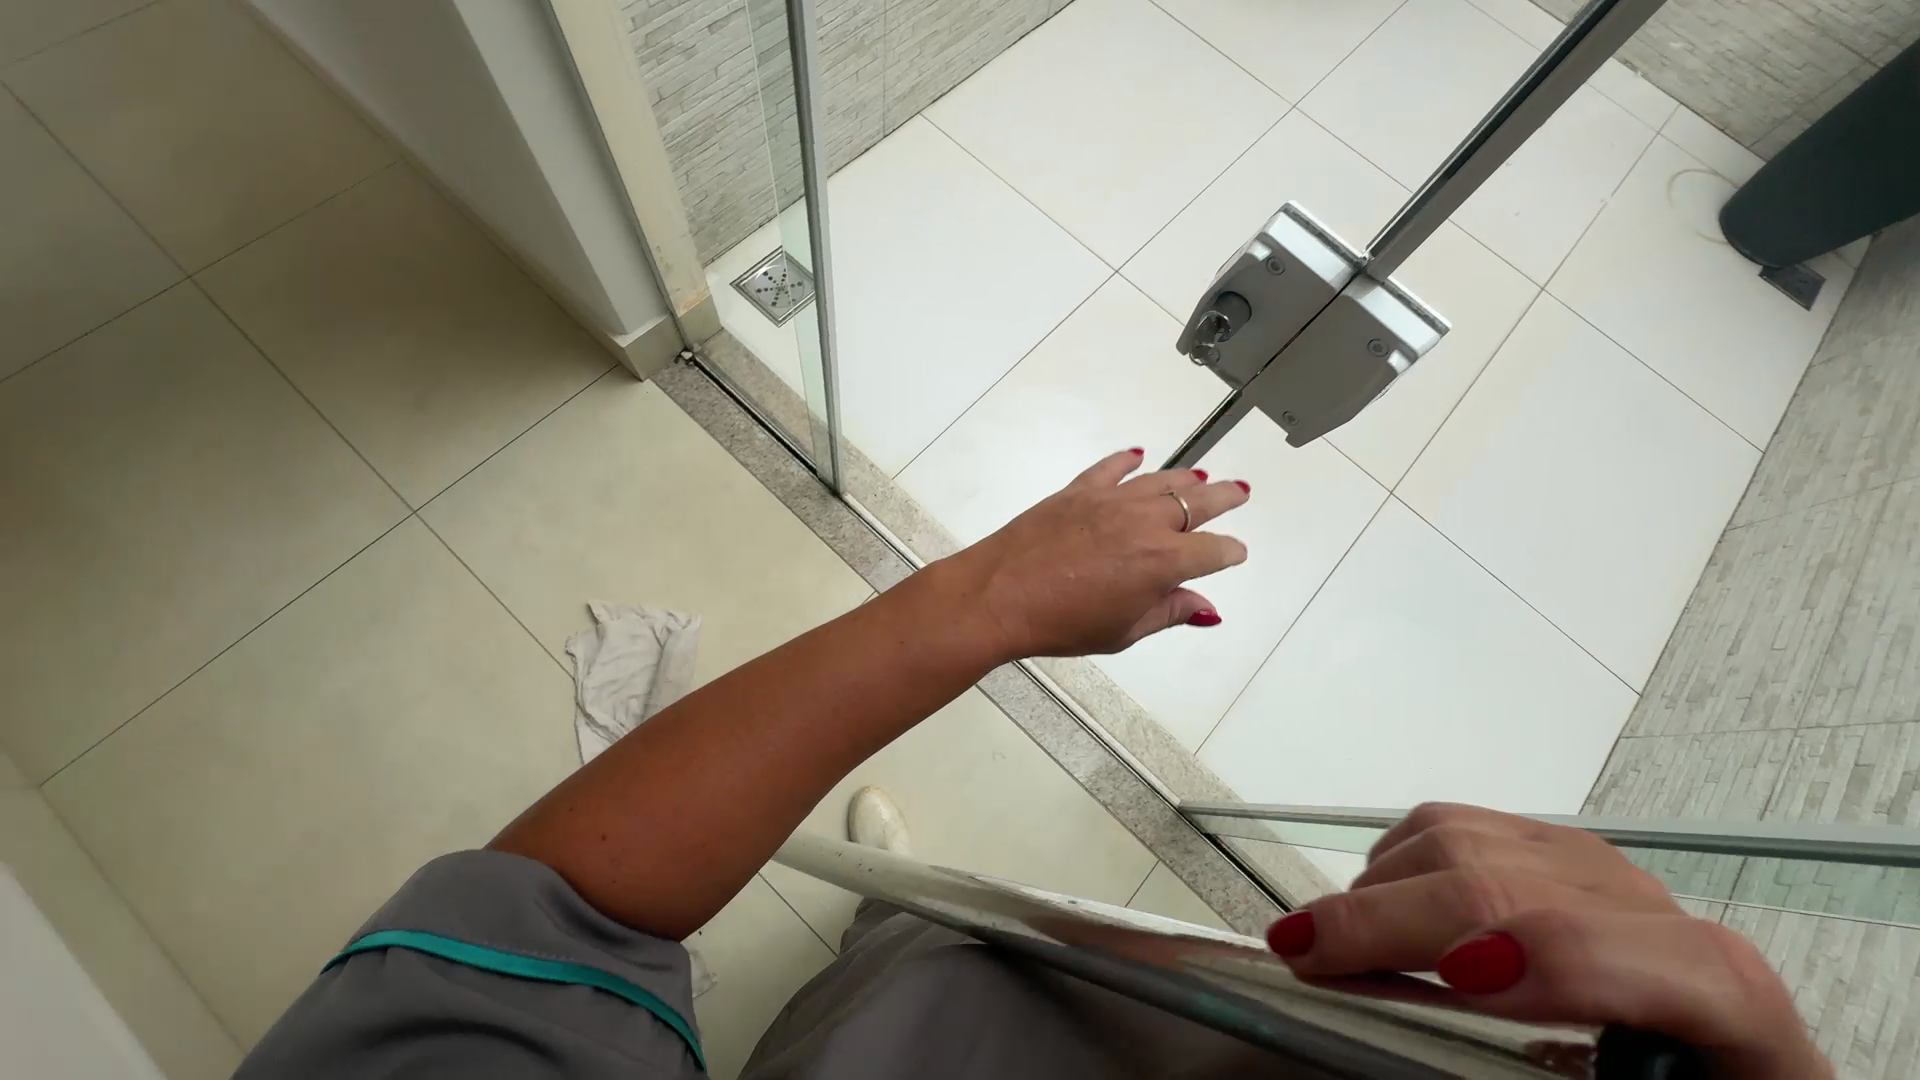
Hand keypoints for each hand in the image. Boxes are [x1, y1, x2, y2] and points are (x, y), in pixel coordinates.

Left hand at [937, 448, 1249, 660]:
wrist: (1000, 595)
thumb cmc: (1061, 623)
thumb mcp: (1123, 631)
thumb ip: (1169, 613)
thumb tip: (1205, 608)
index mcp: (1163, 562)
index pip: (1213, 551)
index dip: (1228, 553)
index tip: (1235, 554)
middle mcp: (1144, 523)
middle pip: (1196, 504)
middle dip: (1224, 499)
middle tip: (1240, 493)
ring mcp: (1109, 502)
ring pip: (1159, 481)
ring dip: (1186, 479)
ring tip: (1202, 478)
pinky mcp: (1077, 492)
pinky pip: (1110, 469)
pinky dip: (1127, 460)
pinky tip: (1138, 455)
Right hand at [1265, 803, 1830, 1079]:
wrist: (1684, 1053)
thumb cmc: (1653, 1078)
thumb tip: (1420, 1035)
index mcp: (1734, 1015)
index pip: (1688, 969)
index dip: (1567, 960)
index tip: (1456, 977)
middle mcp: (1662, 922)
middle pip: (1523, 891)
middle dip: (1393, 917)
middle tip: (1305, 952)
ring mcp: (1593, 868)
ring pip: (1468, 842)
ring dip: (1376, 887)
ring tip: (1318, 934)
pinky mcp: (1539, 842)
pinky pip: (1451, 821)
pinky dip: (1389, 855)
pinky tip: (1369, 896)